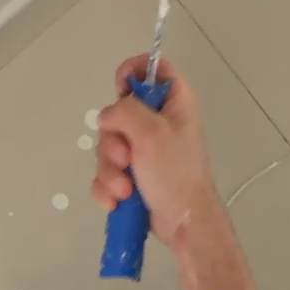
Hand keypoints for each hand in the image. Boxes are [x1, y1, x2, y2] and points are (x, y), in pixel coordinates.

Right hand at [91, 55, 225, 246]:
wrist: (184, 222)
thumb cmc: (175, 173)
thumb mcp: (151, 133)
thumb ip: (124, 111)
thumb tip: (106, 117)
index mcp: (174, 102)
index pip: (152, 68)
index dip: (131, 73)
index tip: (120, 92)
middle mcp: (158, 123)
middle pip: (118, 114)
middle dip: (113, 142)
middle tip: (126, 159)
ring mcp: (143, 152)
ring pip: (108, 148)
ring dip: (110, 171)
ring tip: (125, 189)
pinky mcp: (132, 177)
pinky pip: (107, 174)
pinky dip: (108, 188)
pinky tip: (117, 202)